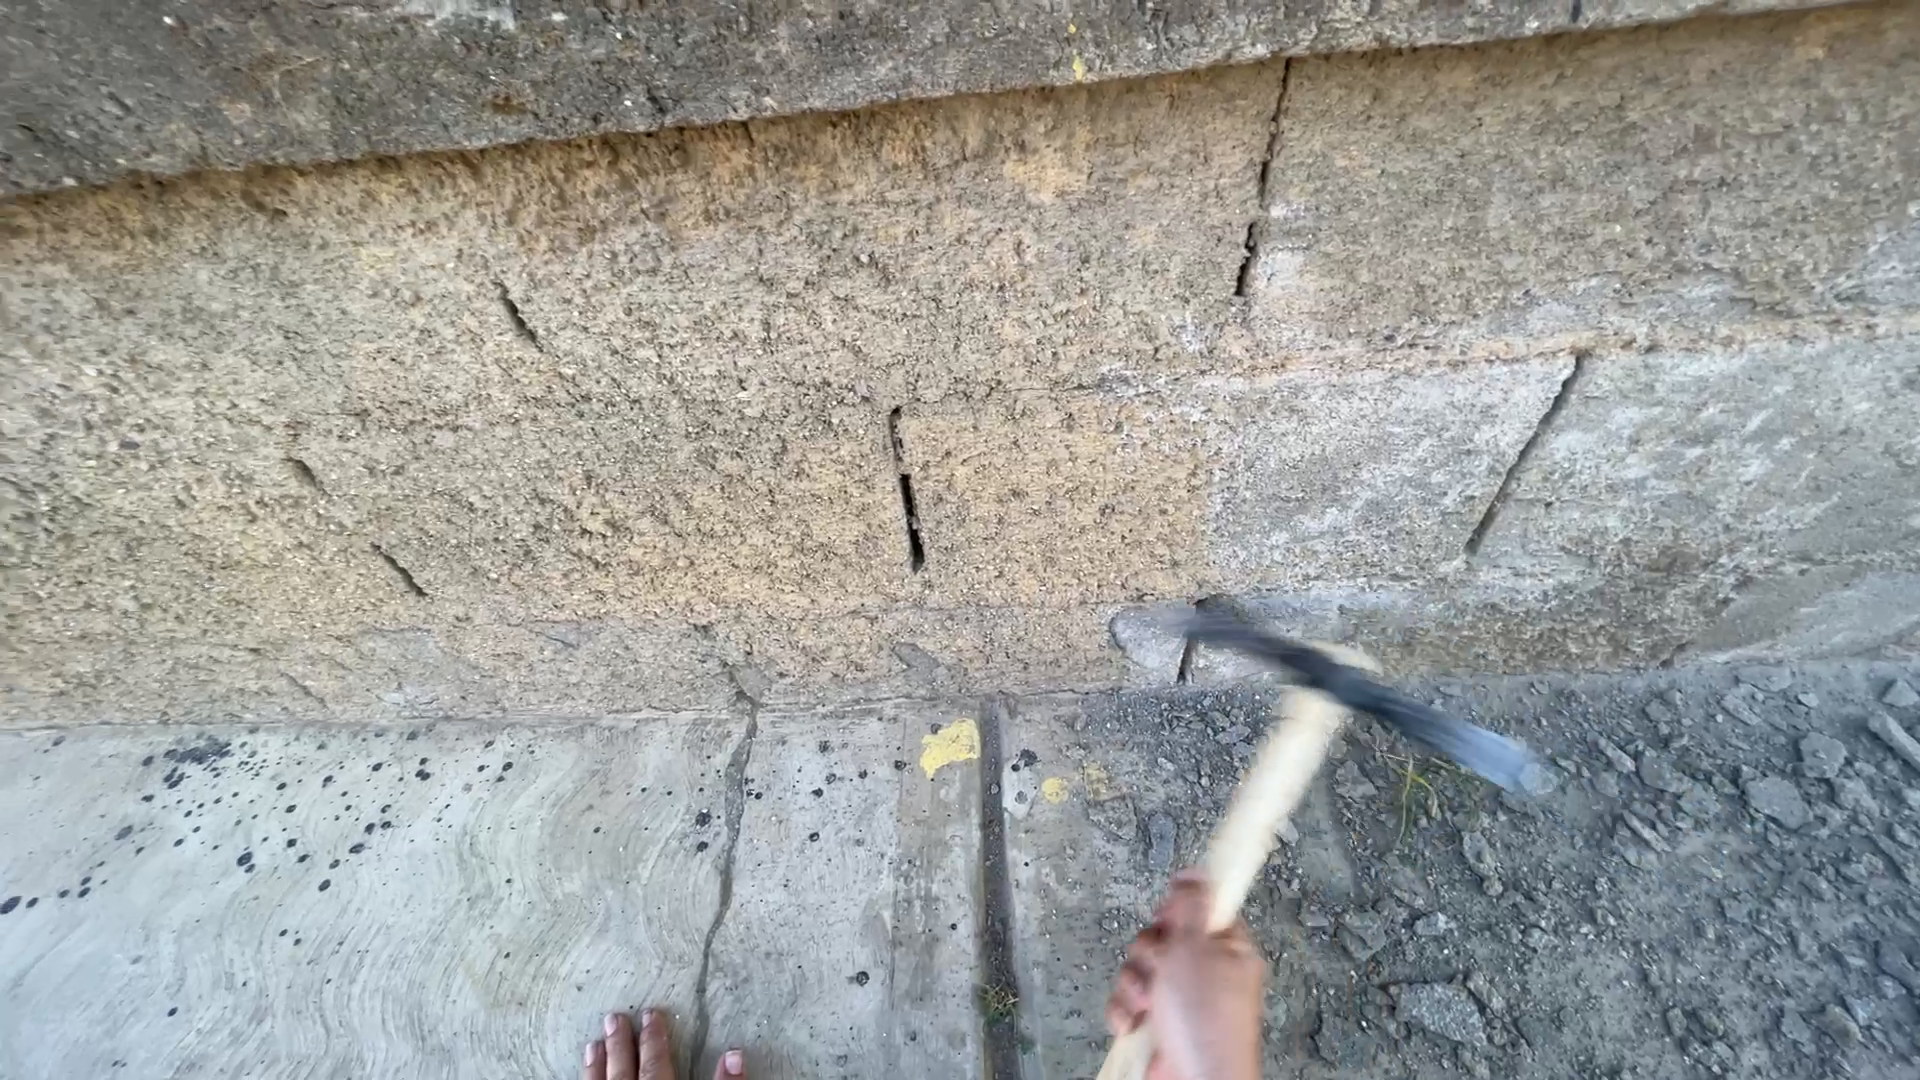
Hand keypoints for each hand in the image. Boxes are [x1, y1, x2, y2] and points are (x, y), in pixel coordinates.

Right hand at [1105, 870, 1265, 1079]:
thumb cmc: (1204, 1018)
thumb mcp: (1196, 945)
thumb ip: (1192, 905)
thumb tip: (1198, 870)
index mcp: (1227, 949)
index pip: (1199, 909)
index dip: (1177, 911)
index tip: (1167, 919)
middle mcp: (1205, 971)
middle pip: (1162, 935)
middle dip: (1147, 952)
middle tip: (1157, 965)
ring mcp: (1182, 999)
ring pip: (1140, 967)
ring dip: (1133, 984)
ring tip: (1145, 1003)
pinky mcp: (1160, 1023)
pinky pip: (1130, 1000)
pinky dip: (1126, 1010)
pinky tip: (1133, 1023)